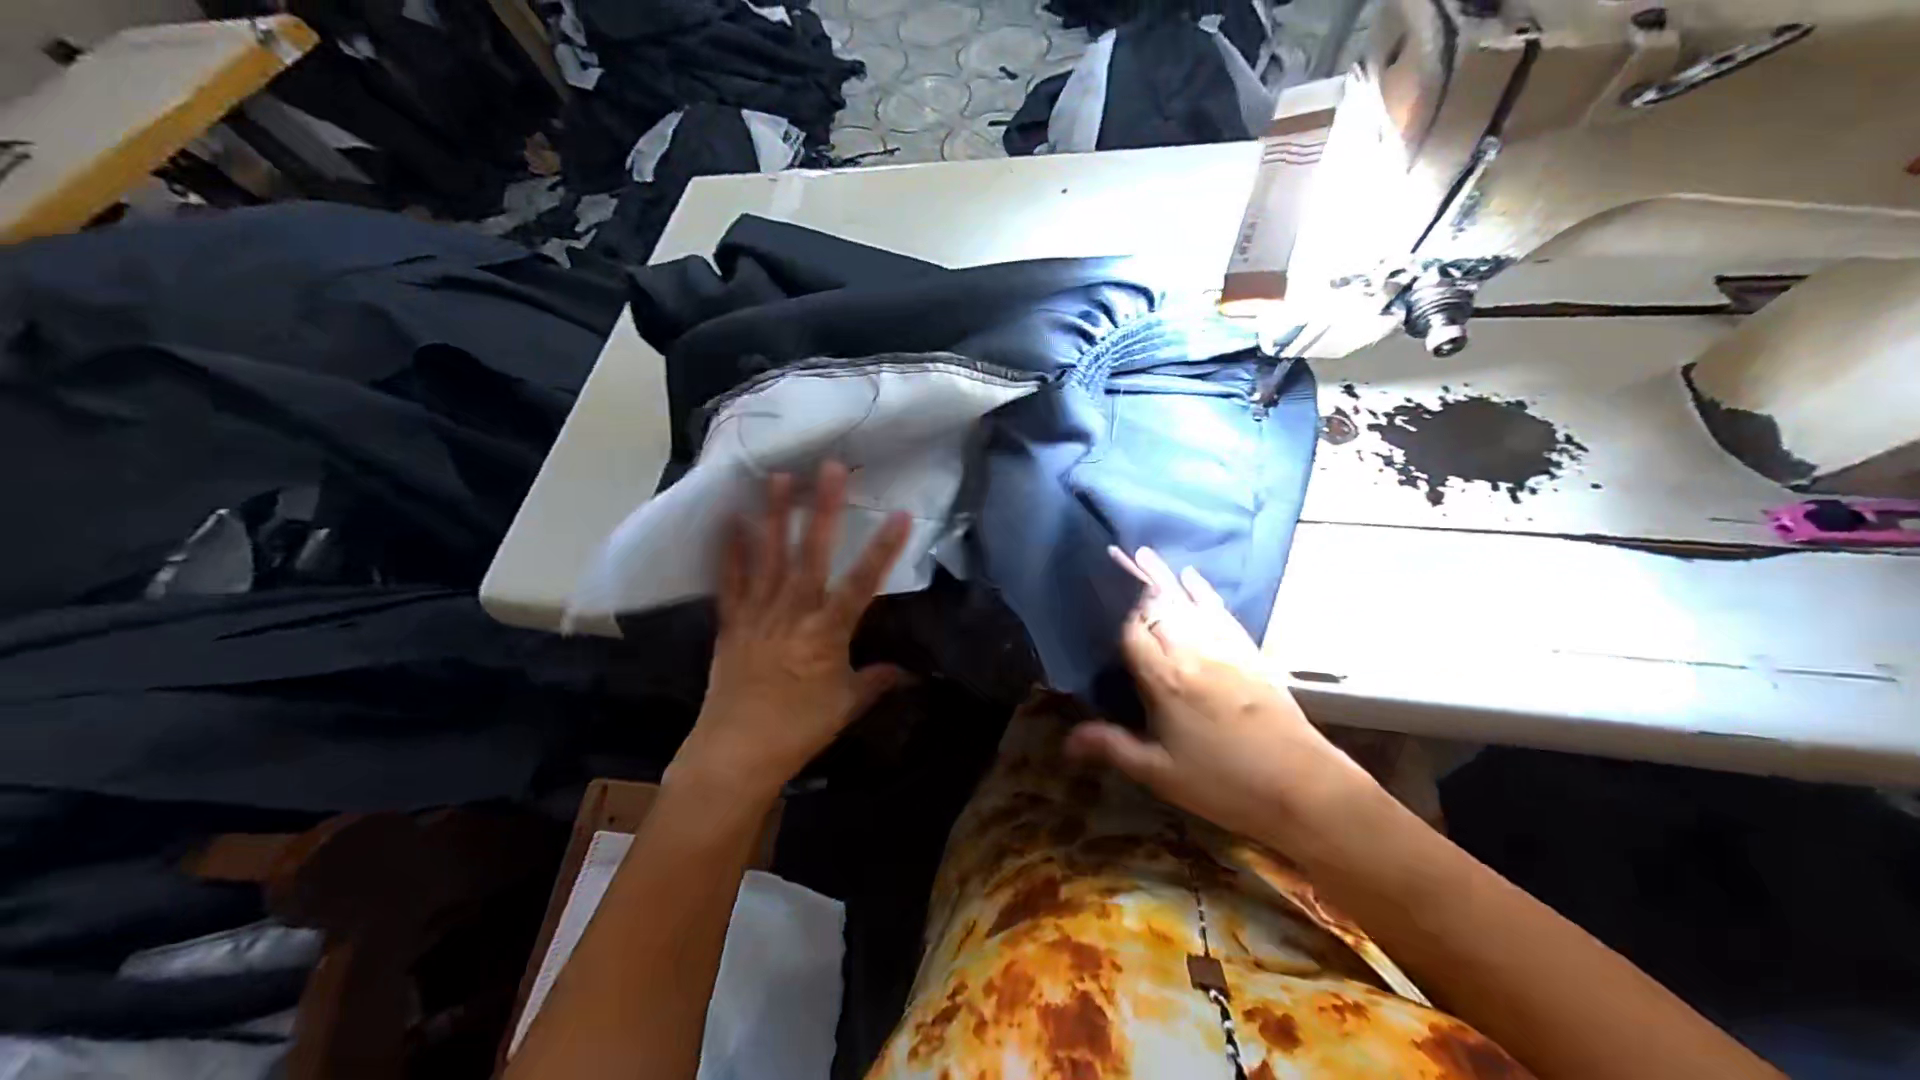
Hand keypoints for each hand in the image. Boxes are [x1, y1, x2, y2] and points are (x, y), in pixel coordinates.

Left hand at [671, 461, 912, 800]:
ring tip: (778, 477)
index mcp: (827, 633)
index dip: (883, 549)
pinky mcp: (731, 623)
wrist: (736, 753)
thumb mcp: (846, 705)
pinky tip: (732, 520)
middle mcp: (793, 614)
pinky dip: (731, 551)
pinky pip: (731, 581)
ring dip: (775, 516)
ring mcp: (758, 615)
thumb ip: (878, 680)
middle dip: (824, 510)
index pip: (862, 584)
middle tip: (828, 468)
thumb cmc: (799, 729)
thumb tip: (912, 671)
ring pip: (769, 558)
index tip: (900, 514)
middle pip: (811, 555)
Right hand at [1065, 547, 1385, 858]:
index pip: (1134, 632)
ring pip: (1189, 603)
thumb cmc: (1224, 783)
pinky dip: (1205, 592)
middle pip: (1161, 607)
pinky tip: (1195, 579)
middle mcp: (1193, 654)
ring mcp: (1226, 650)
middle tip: (1121, 552)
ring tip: (1147, 553)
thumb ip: (1113, 747)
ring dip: (1167, 578)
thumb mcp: (1160, 774)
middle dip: (1139, 581)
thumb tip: (1066, 741)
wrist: (1303, 787)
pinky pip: (1222, 613)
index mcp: (1165, 680)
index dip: (1118, 614)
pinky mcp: (1251, 654)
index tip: (1103, 593)